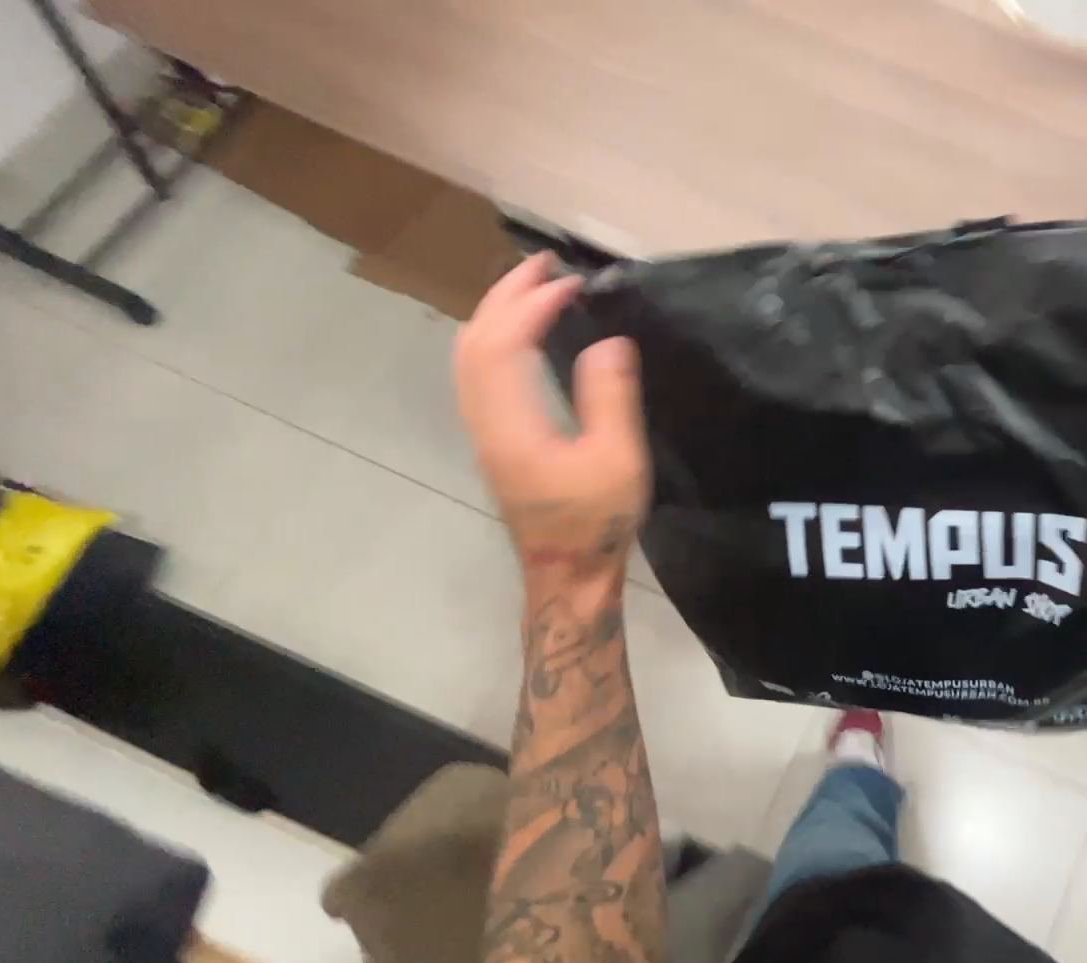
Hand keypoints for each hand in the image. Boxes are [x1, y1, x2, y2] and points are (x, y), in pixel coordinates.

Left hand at [454, 253, 649, 575]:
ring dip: (496, 313)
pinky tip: (521, 336)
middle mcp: (485, 421)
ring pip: (469, 356)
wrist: (567, 572)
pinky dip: (495, 338)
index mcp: (512, 424)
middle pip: (474, 341)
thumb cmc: (596, 522)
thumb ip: (611, 399)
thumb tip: (610, 342)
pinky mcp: (493, 440)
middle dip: (506, 295)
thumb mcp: (618, 462)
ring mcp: (484, 432)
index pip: (505, 343)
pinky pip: (477, 373)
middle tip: (545, 265)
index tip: (571, 283)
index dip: (533, 304)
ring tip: (533, 289)